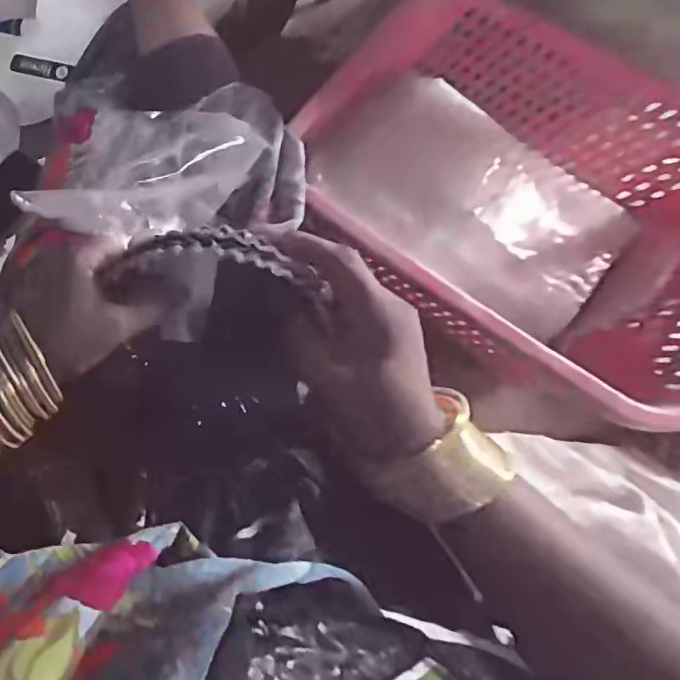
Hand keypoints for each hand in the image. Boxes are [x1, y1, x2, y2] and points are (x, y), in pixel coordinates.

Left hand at [1, 231, 173, 381]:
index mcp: (78, 248)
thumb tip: (180, 293)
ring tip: (114, 297)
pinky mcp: (22, 272)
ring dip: (97, 272)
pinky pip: (59, 265)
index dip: (141, 258)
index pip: (121, 240)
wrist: (11, 365)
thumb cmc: (66, 342)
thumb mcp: (114, 327)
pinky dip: (76, 277)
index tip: (154, 278)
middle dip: (119, 265)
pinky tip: (86, 299)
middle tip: (137, 289)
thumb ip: (151, 306)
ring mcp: (34, 255)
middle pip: (98, 245)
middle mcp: (54, 242)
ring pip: (78, 256)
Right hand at [271, 231, 445, 462]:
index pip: (339, 259)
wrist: (412, 442)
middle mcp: (391, 302)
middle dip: (306, 251)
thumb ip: (297, 325)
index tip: (267, 237)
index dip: (302, 243)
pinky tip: (304, 295)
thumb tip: (278, 292)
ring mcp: (395, 313)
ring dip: (315, 269)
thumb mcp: (321, 370)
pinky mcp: (391, 326)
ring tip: (279, 266)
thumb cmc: (367, 409)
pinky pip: (354, 295)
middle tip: (268, 248)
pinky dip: (327, 288)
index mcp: (377, 309)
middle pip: (345, 263)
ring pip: (350, 278)